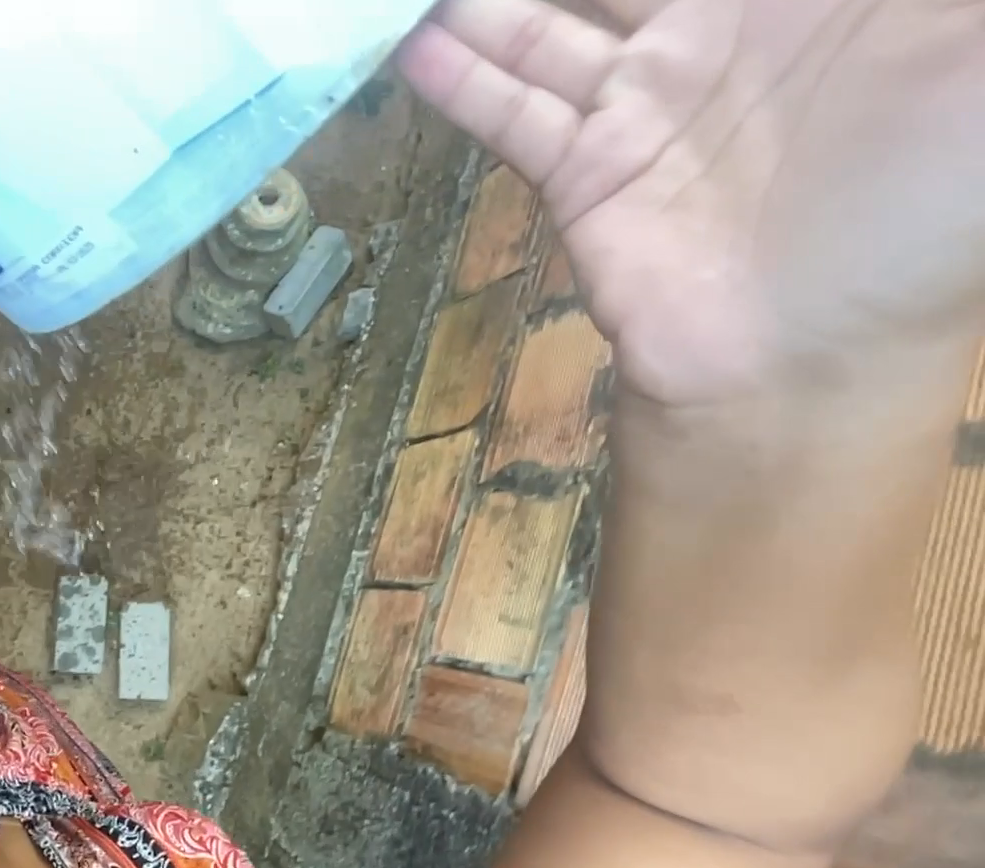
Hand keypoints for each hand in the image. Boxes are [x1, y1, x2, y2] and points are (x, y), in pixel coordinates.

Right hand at [398, 0, 984, 409]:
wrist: (804, 356)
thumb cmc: (933, 202)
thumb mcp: (982, 55)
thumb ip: (930, 5)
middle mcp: (725, 25)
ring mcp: (642, 102)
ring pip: (547, 29)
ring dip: (489, 8)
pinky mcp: (582, 172)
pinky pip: (515, 114)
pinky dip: (462, 85)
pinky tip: (416, 49)